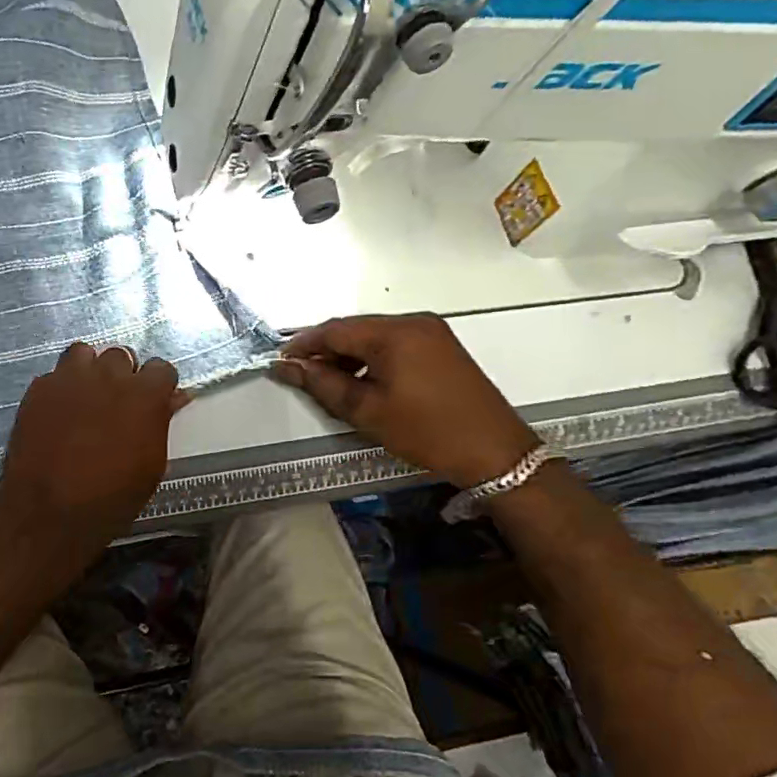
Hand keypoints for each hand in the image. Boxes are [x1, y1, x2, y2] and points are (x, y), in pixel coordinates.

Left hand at [0, 343, 186, 554]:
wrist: (49, 508)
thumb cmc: (112, 496)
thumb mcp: (151, 464)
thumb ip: (160, 423)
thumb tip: (172, 398)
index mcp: (143, 394)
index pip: (161, 368)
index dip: (157, 385)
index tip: (153, 401)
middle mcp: (107, 375)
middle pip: (121, 356)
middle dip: (122, 375)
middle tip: (116, 403)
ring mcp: (69, 378)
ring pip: (83, 353)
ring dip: (89, 370)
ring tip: (85, 396)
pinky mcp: (39, 388)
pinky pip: (54, 375)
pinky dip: (60, 388)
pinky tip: (57, 412)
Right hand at [271, 314, 539, 487]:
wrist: (497, 454)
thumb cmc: (427, 431)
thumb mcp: (366, 410)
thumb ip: (321, 383)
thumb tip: (286, 367)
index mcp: (394, 333)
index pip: (334, 329)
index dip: (303, 344)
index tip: (280, 362)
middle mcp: (413, 322)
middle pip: (353, 328)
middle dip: (324, 349)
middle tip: (300, 374)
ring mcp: (431, 332)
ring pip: (372, 336)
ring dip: (347, 354)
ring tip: (327, 381)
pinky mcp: (441, 346)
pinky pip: (393, 343)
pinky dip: (370, 357)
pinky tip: (360, 379)